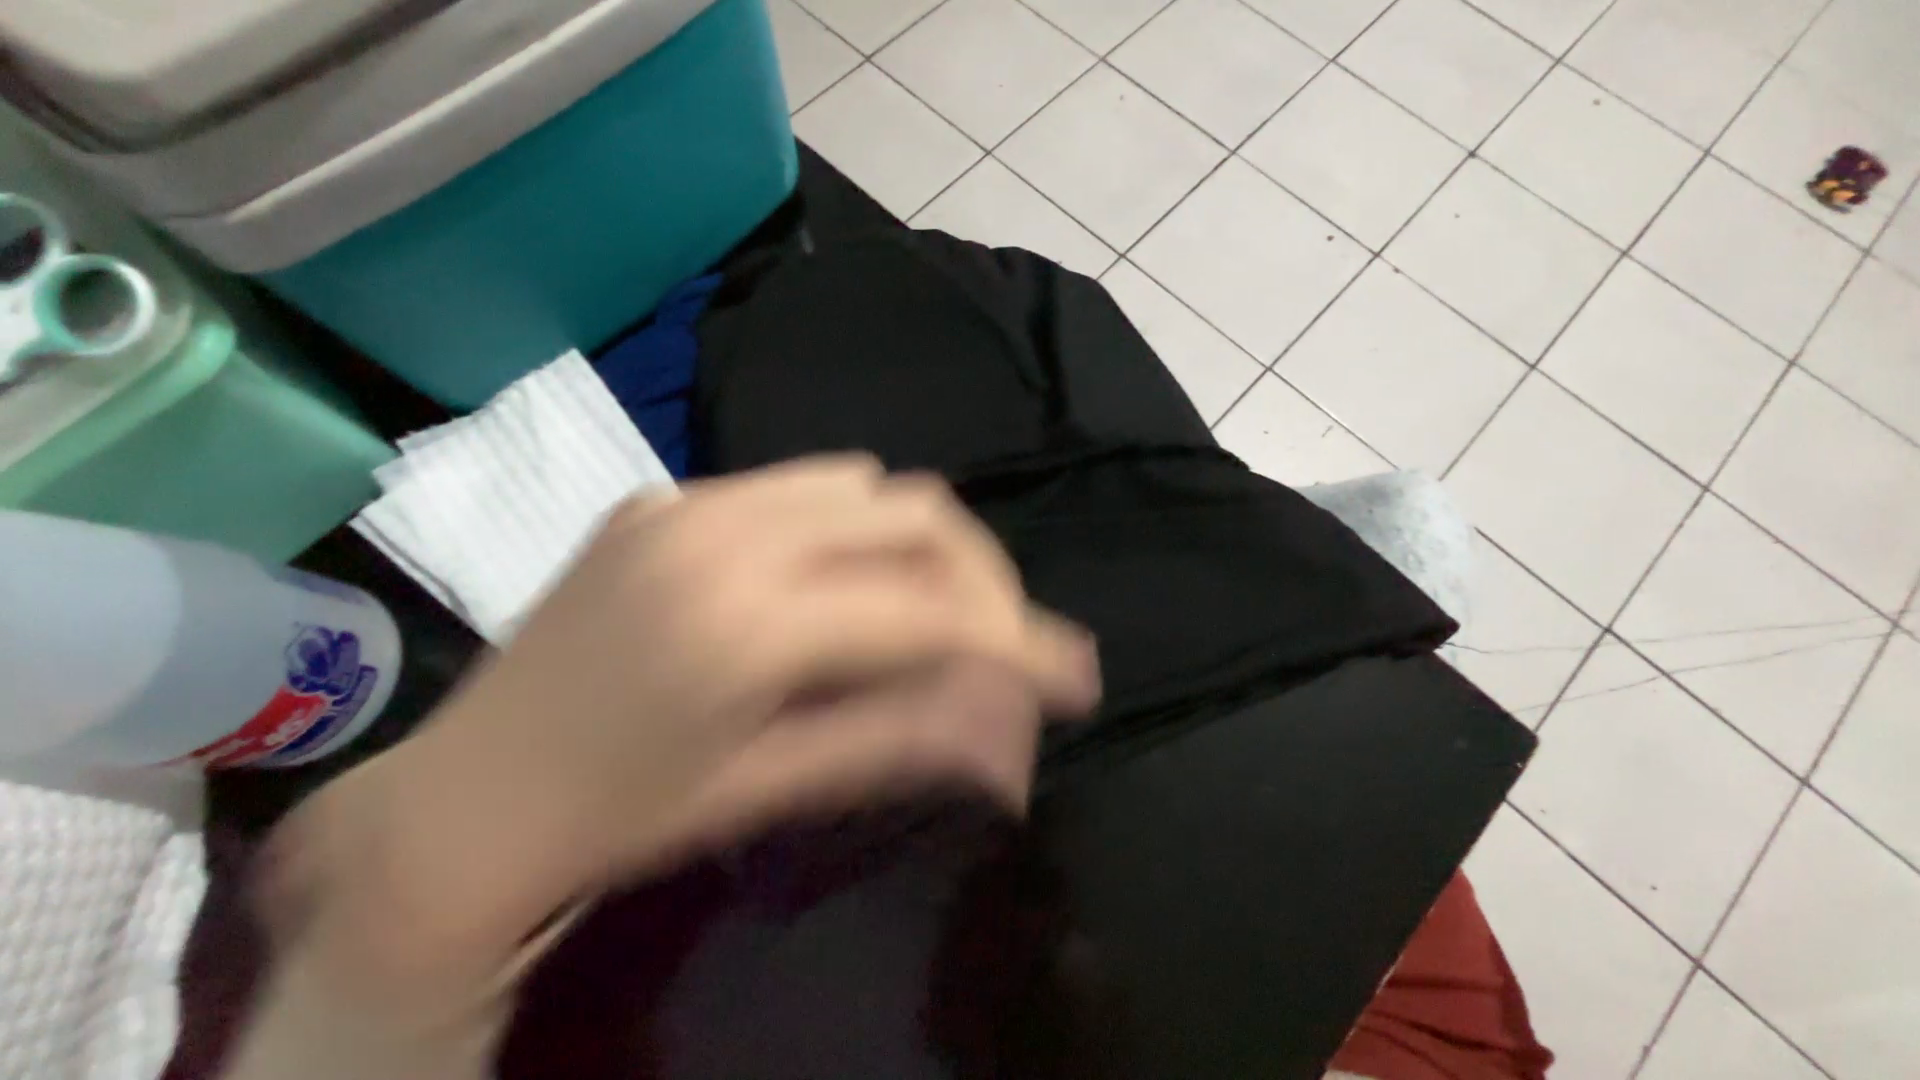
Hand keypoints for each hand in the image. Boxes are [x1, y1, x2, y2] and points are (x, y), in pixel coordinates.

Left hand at [259, 456, 1099, 994]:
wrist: (463, 799)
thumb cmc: (618, 819)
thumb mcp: (768, 787)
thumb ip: (901, 738)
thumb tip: (1019, 731)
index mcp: (747, 625)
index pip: (930, 610)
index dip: (1018, 641)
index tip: (1075, 674)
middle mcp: (722, 532)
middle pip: (913, 513)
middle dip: (981, 577)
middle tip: (1003, 641)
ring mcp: (684, 500)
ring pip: (860, 485)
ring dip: (919, 544)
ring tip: (930, 613)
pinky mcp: (660, 496)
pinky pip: (793, 487)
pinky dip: (848, 529)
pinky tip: (837, 586)